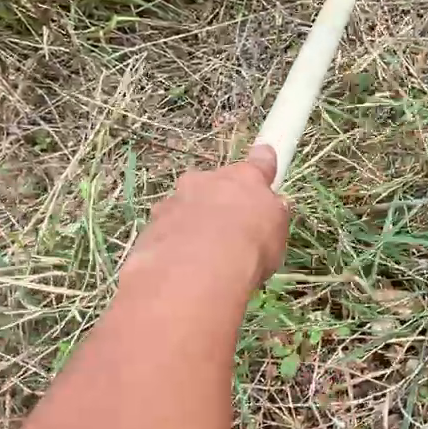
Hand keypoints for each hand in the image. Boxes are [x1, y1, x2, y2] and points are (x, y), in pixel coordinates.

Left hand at [119, 146, 290, 296]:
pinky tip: (186, 263)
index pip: (259, 161)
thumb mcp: (277, 232)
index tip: (265, 157)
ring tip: (208, 252)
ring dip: (197, 220)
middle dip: (223, 197)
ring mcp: (174, 200)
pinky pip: (168, 228)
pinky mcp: (150, 224)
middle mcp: (206, 180)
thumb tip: (271, 206)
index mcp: (244, 177)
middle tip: (233, 226)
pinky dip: (177, 240)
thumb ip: (272, 214)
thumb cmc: (250, 246)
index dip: (263, 162)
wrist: (195, 271)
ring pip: (189, 204)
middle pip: (217, 183)